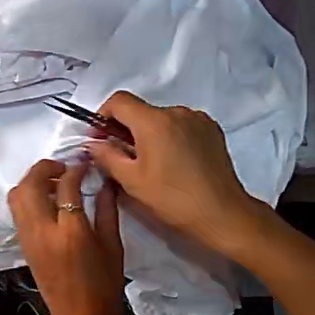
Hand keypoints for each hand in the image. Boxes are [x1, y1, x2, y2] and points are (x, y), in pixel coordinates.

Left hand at [7, 158, 123, 314]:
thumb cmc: (103, 284)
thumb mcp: (112, 246)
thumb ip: (106, 210)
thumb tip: (105, 182)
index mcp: (71, 231)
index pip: (67, 185)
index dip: (76, 169)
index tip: (86, 165)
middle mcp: (43, 230)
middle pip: (30, 184)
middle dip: (44, 168)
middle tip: (63, 168)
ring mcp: (29, 237)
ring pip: (17, 196)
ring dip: (32, 181)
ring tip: (54, 183)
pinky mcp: (23, 245)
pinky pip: (18, 211)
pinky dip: (27, 197)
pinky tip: (47, 201)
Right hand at [84, 91, 268, 250]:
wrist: (221, 213)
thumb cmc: (172, 199)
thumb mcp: (131, 180)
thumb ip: (106, 156)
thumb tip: (93, 143)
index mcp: (154, 121)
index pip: (119, 101)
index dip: (102, 117)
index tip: (99, 138)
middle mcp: (177, 112)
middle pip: (141, 111)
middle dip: (125, 130)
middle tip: (119, 158)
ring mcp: (197, 119)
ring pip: (161, 119)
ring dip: (148, 135)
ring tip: (148, 164)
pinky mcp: (211, 130)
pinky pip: (181, 126)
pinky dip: (169, 137)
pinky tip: (170, 163)